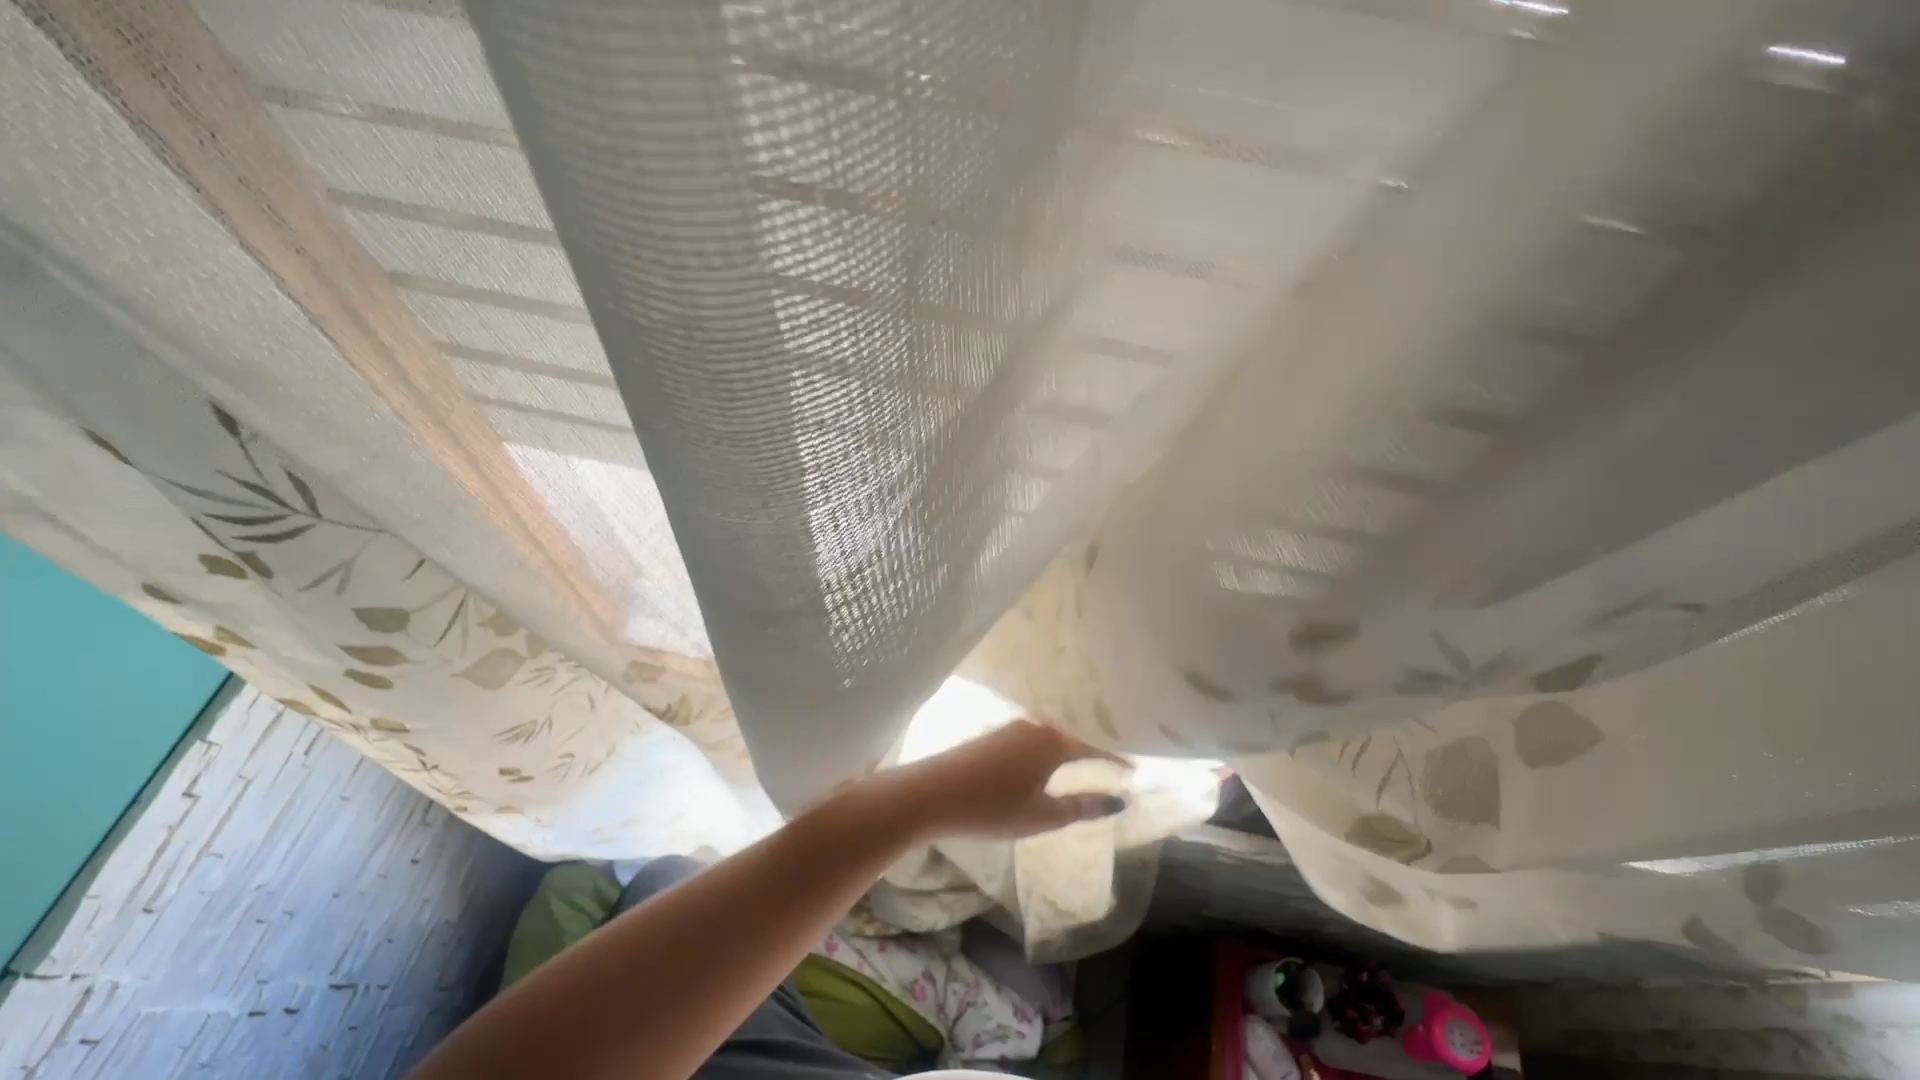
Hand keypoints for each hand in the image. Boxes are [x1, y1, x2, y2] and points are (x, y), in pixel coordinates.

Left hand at [867, 720, 1129, 840]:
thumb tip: (1119, 801)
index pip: (1096, 744)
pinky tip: (1051, 753)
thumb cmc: (991, 807)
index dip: (1118, 757)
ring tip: (1092, 750)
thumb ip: (1081, 806)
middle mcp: (1036, 725)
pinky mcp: (995, 734)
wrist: (931, 792)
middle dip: (1098, 739)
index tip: (1137, 767)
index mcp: (1053, 741)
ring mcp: (1013, 726)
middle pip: (1075, 728)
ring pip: (1054, 729)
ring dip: (1073, 738)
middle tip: (1123, 748)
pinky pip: (1035, 733)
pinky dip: (1052, 741)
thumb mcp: (1041, 815)